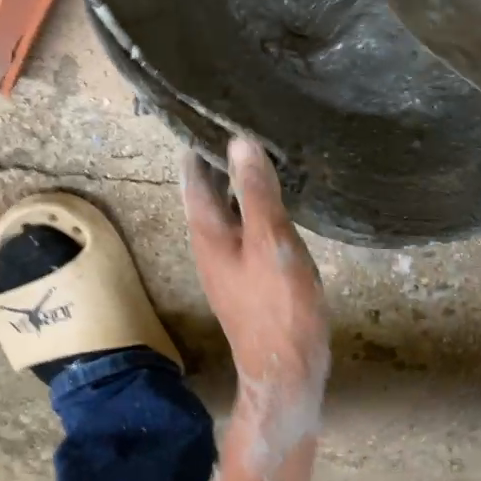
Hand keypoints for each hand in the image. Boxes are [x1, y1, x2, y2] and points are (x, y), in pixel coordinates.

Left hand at [182, 138, 329, 403]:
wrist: (286, 369)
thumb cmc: (278, 304)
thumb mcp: (270, 241)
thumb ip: (256, 191)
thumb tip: (239, 142)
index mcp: (208, 233)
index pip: (194, 176)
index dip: (202, 144)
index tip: (217, 111)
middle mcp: (211, 245)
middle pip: (209, 191)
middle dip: (223, 159)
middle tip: (247, 122)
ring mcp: (230, 262)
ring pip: (229, 210)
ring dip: (241, 182)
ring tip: (266, 152)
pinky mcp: (251, 275)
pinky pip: (248, 227)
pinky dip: (257, 205)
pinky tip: (280, 200)